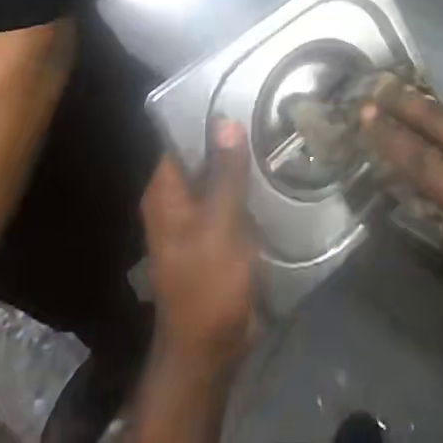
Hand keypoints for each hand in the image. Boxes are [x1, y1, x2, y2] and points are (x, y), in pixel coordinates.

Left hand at [141, 120, 259, 368]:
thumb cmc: (209, 283)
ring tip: (277, 135)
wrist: (208, 349)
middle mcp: (175, 201)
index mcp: (165, 193)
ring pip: (218, 179)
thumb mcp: (221, 224)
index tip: (240, 94)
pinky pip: (229, 201)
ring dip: (242, 164)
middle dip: (230, 138)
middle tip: (268, 111)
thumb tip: (227, 122)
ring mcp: (195, 220)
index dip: (206, 116)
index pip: (179, 139)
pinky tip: (275, 175)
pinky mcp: (214, 236)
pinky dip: (247, 189)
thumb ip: (225, 173)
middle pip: (200, 157)